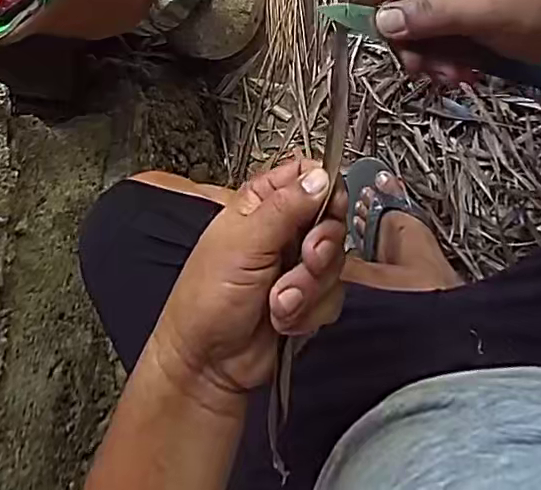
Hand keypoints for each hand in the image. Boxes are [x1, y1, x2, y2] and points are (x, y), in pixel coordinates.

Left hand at [144, 158, 348, 407]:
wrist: (207, 366)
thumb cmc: (205, 300)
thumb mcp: (244, 244)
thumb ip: (285, 208)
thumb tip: (320, 177)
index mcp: (262, 200)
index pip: (308, 175)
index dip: (325, 188)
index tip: (327, 208)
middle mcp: (283, 227)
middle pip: (331, 217)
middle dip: (320, 247)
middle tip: (304, 259)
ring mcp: (297, 262)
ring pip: (335, 260)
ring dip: (310, 287)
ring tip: (279, 301)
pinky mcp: (308, 295)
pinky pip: (333, 294)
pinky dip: (310, 311)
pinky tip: (283, 319)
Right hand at [349, 0, 540, 84]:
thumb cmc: (536, 7)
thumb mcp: (481, 10)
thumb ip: (429, 14)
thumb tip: (380, 20)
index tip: (346, 23)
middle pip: (399, 10)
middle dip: (411, 44)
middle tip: (425, 69)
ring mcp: (451, 3)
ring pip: (415, 35)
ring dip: (430, 60)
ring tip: (457, 75)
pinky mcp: (460, 26)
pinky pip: (435, 47)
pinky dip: (444, 64)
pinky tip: (464, 74)